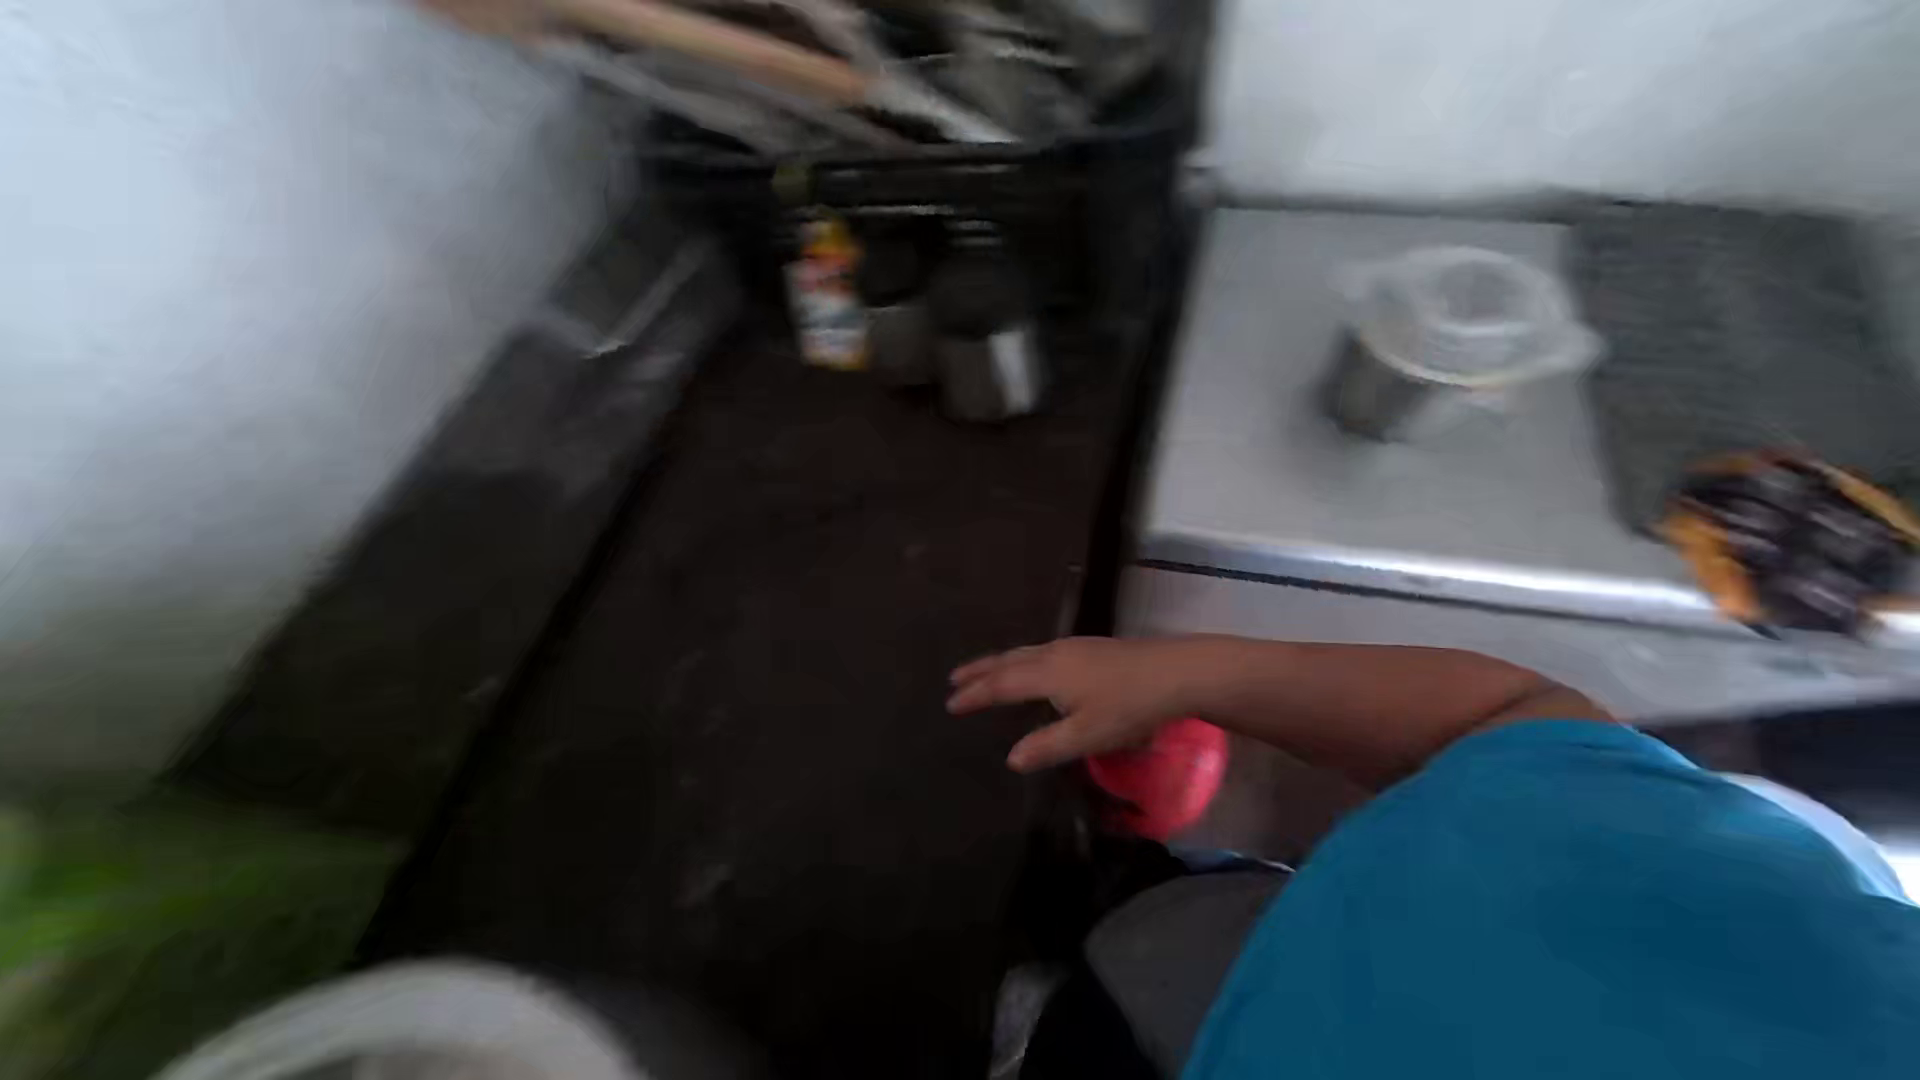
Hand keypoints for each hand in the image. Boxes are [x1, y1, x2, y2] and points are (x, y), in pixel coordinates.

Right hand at [947, 636, 1216, 771]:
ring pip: (1024, 652)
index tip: (951, 703)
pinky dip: (1020, 658)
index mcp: (1047, 674)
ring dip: (999, 661)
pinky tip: (1031, 664)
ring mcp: (1072, 646)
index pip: (1001, 685)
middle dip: (979, 670)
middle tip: (954, 678)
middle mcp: (1053, 654)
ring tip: (983, 669)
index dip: (975, 695)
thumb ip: (1047, 746)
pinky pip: (1038, 650)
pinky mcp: (1088, 646)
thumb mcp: (1087, 735)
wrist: (1175, 671)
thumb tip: (1010, 758)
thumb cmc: (1129, 706)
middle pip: (1007, 661)